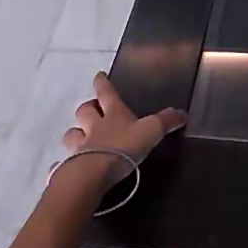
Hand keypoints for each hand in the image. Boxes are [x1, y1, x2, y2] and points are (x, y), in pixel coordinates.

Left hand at [56, 73, 186, 192]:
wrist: (95, 172)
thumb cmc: (124, 146)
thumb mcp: (151, 130)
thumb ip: (166, 121)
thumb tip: (182, 113)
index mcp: (113, 114)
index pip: (106, 93)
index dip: (103, 83)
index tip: (99, 75)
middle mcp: (94, 127)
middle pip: (84, 111)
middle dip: (87, 108)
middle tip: (91, 109)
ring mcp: (81, 146)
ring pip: (72, 134)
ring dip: (75, 133)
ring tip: (79, 137)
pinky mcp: (72, 166)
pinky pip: (65, 162)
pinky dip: (65, 163)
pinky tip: (67, 167)